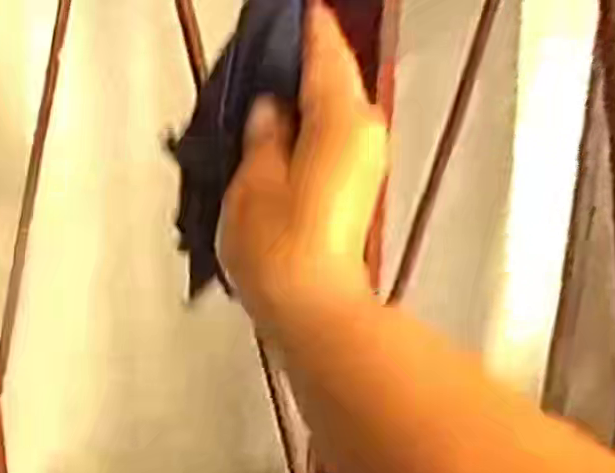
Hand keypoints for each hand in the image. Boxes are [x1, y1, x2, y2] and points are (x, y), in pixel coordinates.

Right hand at [218, 5, 386, 333]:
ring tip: (251, 123)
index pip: (326, 56)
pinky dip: (297, 144)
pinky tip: (267, 158)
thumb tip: (268, 111)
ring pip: (325, 120)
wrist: (308, 302)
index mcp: (340, 120)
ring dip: (292, 116)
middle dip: (294, 78)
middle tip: (255, 77)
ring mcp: (362, 162)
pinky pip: (324, 148)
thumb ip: (261, 139)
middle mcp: (363, 132)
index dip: (306, 31)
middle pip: (329, 87)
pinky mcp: (351, 189)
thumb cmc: (277, 246)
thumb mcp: (252, 186)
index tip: (292, 13)